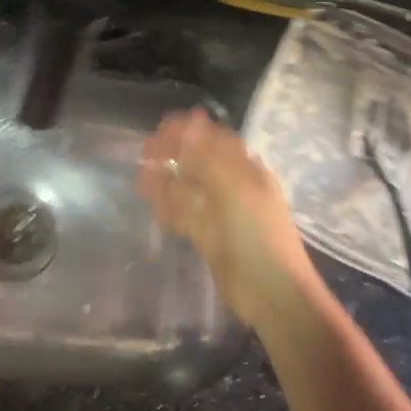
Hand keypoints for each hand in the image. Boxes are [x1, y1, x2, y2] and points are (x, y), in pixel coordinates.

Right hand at [136, 108, 319, 326]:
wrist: (272, 292)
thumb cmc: (257, 233)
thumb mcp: (235, 187)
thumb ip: (210, 155)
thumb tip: (192, 118)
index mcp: (246, 170)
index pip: (214, 139)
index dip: (189, 130)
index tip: (160, 126)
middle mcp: (233, 187)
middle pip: (199, 163)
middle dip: (173, 154)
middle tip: (143, 152)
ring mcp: (221, 214)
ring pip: (189, 190)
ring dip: (166, 181)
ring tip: (139, 177)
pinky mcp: (210, 238)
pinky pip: (186, 216)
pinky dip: (169, 207)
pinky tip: (150, 203)